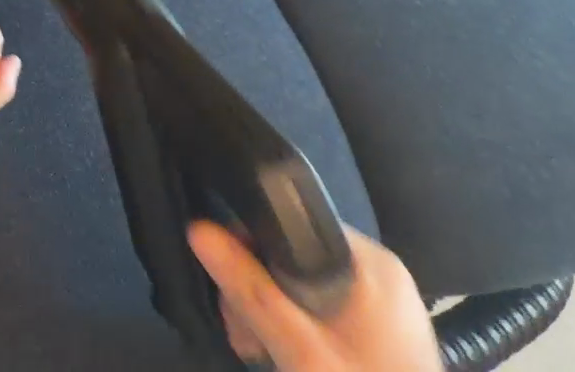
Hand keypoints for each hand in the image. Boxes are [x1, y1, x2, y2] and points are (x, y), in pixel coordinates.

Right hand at [190, 221, 441, 371]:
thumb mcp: (300, 349)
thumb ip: (249, 289)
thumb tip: (198, 229)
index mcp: (368, 262)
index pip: (285, 223)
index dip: (245, 245)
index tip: (227, 284)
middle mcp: (374, 270)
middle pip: (283, 253)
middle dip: (251, 289)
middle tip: (243, 331)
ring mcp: (376, 298)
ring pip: (291, 278)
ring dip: (262, 309)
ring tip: (256, 346)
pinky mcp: (372, 322)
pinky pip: (311, 300)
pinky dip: (287, 320)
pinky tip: (278, 349)